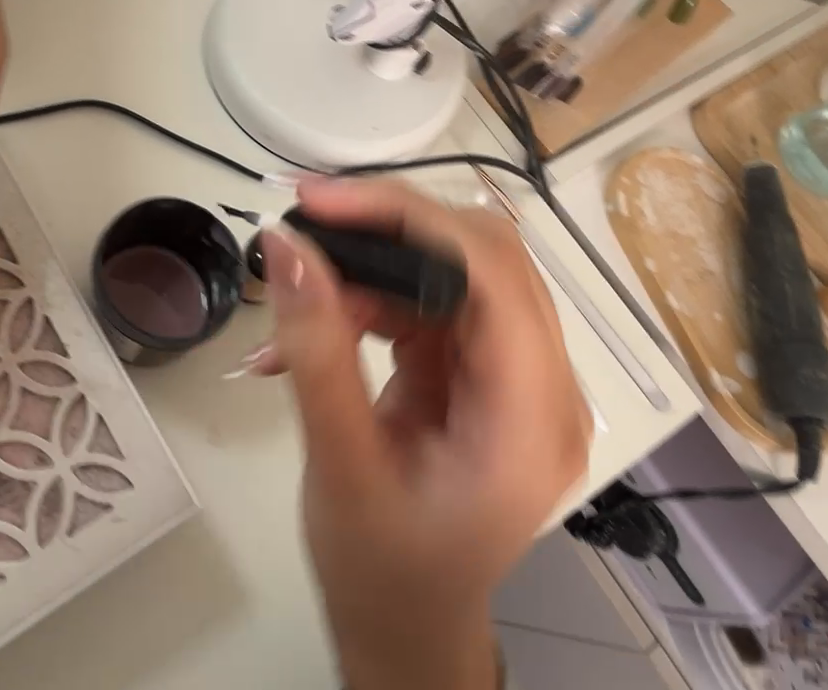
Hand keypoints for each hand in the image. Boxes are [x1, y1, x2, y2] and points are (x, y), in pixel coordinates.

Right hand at [259, 179, 592, 689]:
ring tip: (292, 314)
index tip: (318, 201)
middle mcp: (540, 383)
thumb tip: (287, 247)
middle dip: (384, 232)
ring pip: (444, 273)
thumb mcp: (341, 466)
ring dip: (363, 274)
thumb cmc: (382, 571)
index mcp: (530, 418)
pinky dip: (360, 305)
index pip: (493, 274)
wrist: (404, 626)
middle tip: (301, 227)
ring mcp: (508, 375)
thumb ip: (319, 353)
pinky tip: (305, 336)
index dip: (409, 218)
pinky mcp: (472, 373)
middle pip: (479, 258)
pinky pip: (421, 307)